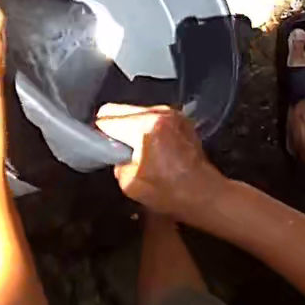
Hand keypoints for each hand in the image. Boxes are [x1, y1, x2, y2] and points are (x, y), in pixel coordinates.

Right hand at [94, 104, 229, 222]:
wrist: (204, 194)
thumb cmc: (169, 192)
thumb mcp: (129, 183)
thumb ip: (116, 162)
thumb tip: (115, 152)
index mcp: (144, 127)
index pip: (107, 118)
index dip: (99, 132)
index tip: (100, 144)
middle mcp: (159, 114)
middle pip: (121, 109)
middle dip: (115, 127)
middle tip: (117, 149)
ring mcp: (172, 114)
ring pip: (137, 111)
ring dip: (132, 126)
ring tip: (137, 149)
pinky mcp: (181, 119)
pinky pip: (153, 116)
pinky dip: (147, 127)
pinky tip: (151, 147)